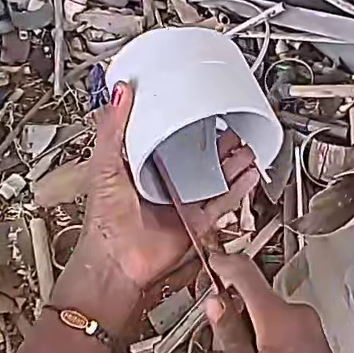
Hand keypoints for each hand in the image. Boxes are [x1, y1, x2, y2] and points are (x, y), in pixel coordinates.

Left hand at [58, 82, 259, 332]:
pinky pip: (222, 201)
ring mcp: (183, 202)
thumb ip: (112, 127)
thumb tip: (120, 92)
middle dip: (217, 142)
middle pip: (198, 157)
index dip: (184, 123)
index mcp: (142, 167)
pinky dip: (238, 188)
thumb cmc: (105, 221)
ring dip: (232, 162)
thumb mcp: (104, 164)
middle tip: (231, 125)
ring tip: (246, 145)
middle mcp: (165, 183)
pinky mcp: (197, 220)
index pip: (167, 138)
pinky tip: (249, 173)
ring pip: (215, 177)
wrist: (116, 260)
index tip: (199, 106)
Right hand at [206, 253, 353, 352]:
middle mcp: (299, 316)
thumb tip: (215, 303)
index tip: (204, 261)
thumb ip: (229, 339)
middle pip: (253, 300)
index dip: (222, 263)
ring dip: (247, 344)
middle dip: (231, 320)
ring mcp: (311, 331)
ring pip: (264, 322)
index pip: (246, 273)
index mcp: (279, 319)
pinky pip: (279, 336)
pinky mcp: (316, 348)